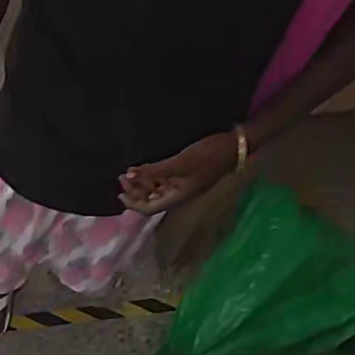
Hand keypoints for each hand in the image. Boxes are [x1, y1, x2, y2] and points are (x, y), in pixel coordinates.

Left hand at [118, 131, 240, 214]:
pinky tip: (143, 168)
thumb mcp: (179, 162)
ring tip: (128, 172)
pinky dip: (151, 177)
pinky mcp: (184, 176)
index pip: (148, 209)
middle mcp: (178, 195)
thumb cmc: (209, 154)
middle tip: (122, 177)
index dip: (132, 203)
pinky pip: (163, 182)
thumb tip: (128, 175)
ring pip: (155, 191)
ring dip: (141, 184)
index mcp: (177, 197)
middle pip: (150, 201)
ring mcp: (182, 186)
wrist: (235, 146)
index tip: (119, 193)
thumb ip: (153, 170)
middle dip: (134, 191)